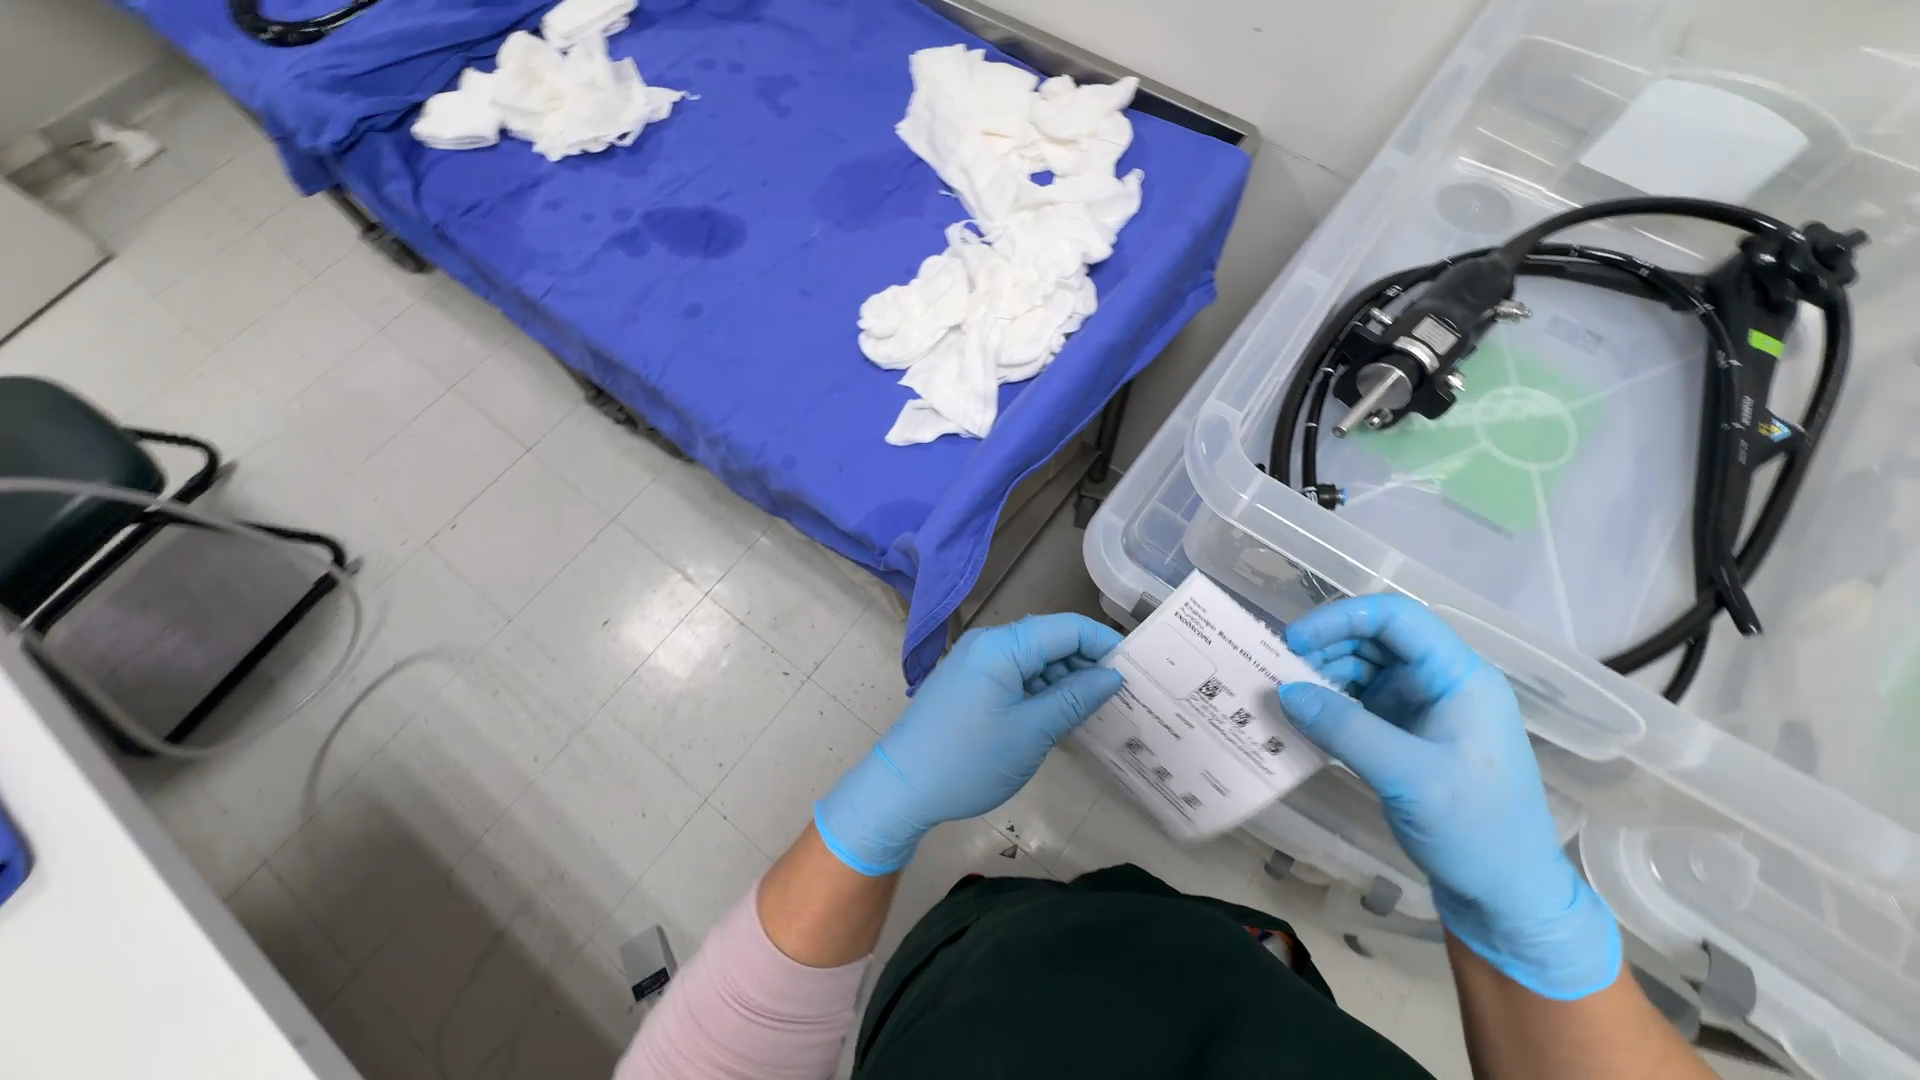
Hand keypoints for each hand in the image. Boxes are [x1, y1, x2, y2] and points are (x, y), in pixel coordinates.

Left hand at [814, 614, 1124, 875]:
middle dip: (1085, 663)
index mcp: (1002, 646)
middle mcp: (986, 643)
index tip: (1136, 670)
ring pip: (1032, 658)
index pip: (1066, 628)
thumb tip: (1112, 677)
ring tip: (1092, 710)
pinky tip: (1056, 714)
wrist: (901, 788)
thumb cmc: (969, 761)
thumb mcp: (1031, 733)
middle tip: (1119, 695)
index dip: (1104, 644)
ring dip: (1062, 678)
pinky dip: (1038, 688)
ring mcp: (973, 662)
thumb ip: (1074, 699)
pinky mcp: (967, 682)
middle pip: (1049, 639)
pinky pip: (1013, 673)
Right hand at [1277, 595, 1620, 1000]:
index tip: (1294, 641)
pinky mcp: (1405, 737)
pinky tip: (1302, 722)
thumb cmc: (1475, 828)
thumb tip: (1284, 692)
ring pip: (1362, 670)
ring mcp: (1422, 710)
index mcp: (1458, 677)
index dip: (1342, 618)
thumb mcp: (1408, 776)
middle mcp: (1440, 683)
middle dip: (1326, 648)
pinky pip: (1359, 705)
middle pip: (1375, 640)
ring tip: (1285, 698)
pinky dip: (1329, 707)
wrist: (1508, 895)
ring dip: (1322, 677)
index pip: (1396, 618)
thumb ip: (1345, 728)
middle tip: (1279, 672)